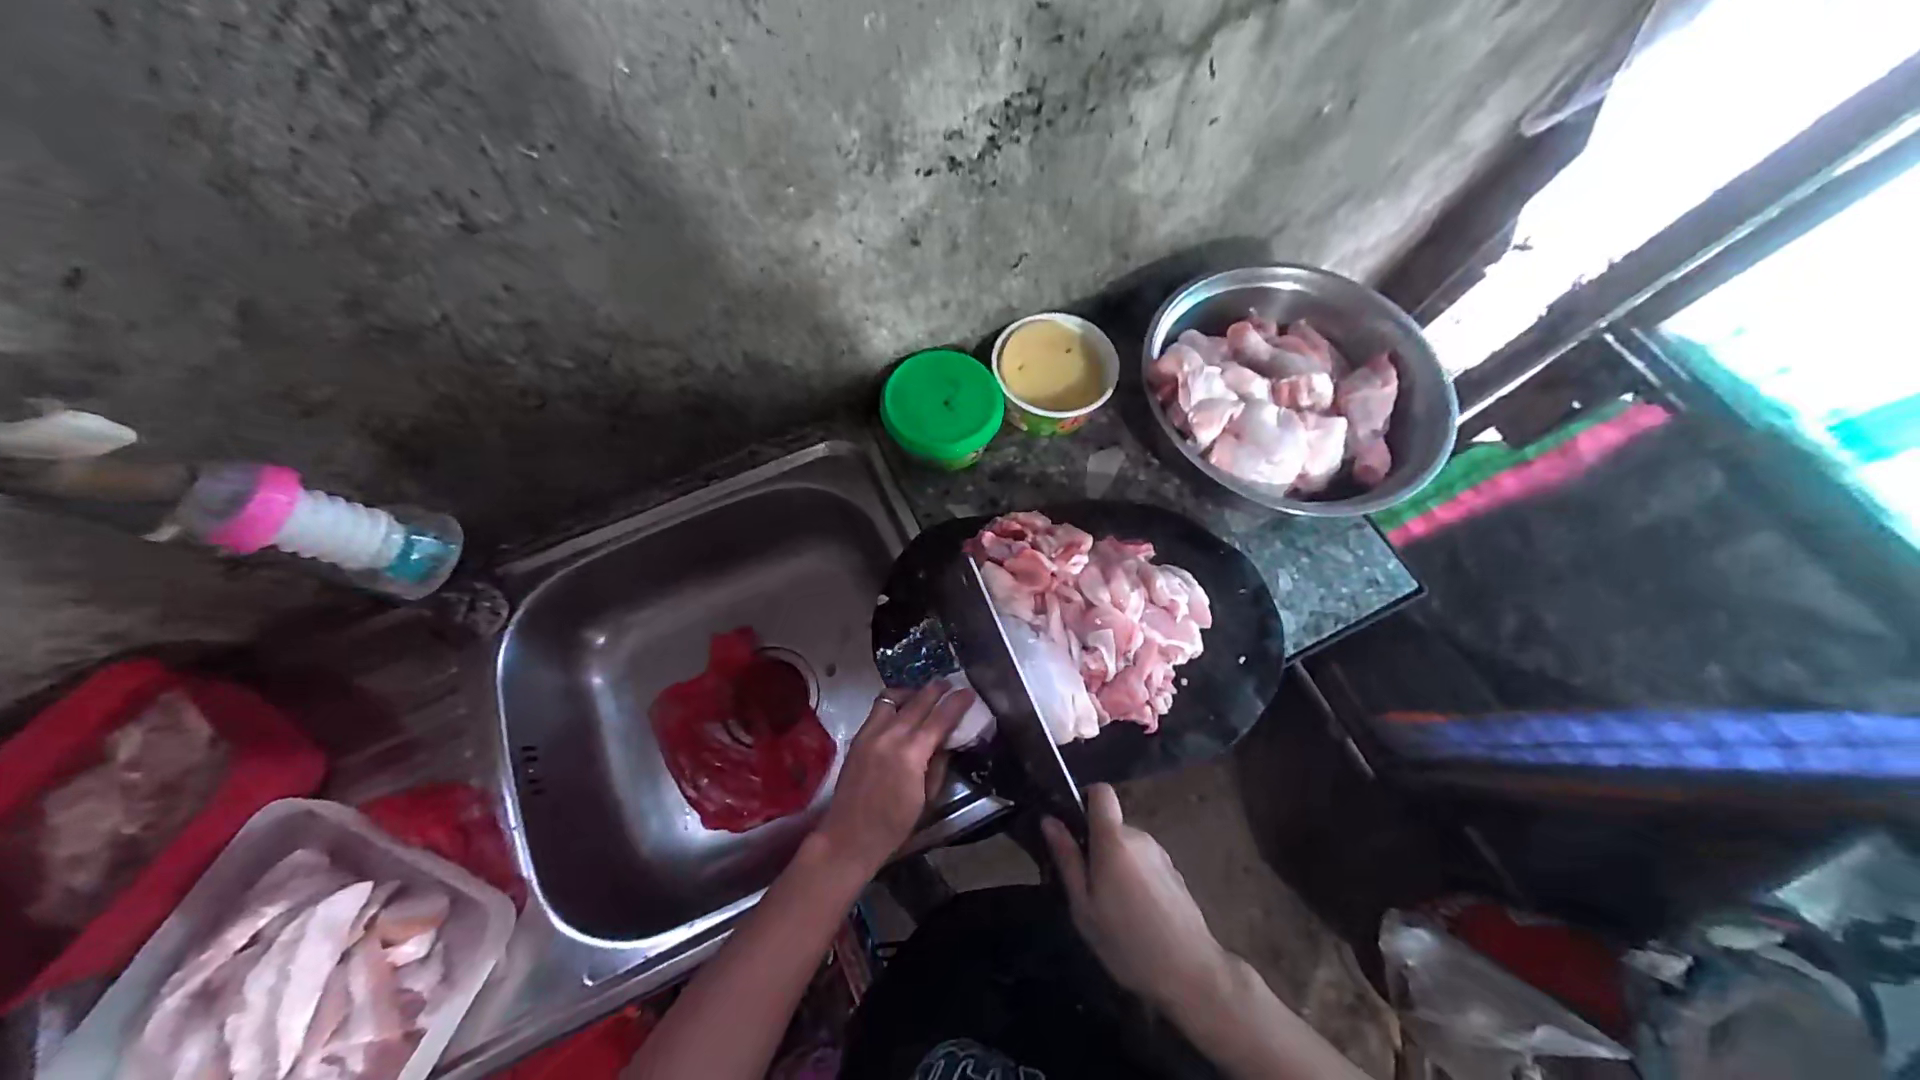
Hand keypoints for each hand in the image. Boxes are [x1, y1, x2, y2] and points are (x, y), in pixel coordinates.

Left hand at [814, 682, 974, 874]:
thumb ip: (937, 764)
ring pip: (891, 698)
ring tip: (922, 696)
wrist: (849, 837)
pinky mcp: (856, 738)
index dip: (956, 703)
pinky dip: (893, 705)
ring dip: (910, 693)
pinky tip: (901, 714)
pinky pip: (877, 711)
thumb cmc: (894, 825)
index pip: (940, 718)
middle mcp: (889, 735)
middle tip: (948, 684)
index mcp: (911, 752)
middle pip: (916, 701)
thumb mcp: (926, 797)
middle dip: (935, 690)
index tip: (968, 692)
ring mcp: (869, 734)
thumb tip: (946, 742)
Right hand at [1042, 783, 1235, 1012]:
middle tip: (1084, 885)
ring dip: (1114, 863)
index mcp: (1114, 840)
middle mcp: (1140, 837)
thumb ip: (1067, 859)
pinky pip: (1143, 861)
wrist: (1191, 974)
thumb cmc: (1128, 941)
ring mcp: (1161, 854)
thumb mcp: (1084, 906)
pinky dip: (1133, 876)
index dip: (1085, 798)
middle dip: (1095, 845)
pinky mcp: (1174, 873)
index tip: (1072, 826)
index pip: (1101, 791)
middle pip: (1111, 825)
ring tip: (1109, 906)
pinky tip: (1134, 913)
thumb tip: (1049, 821)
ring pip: (1126, 846)